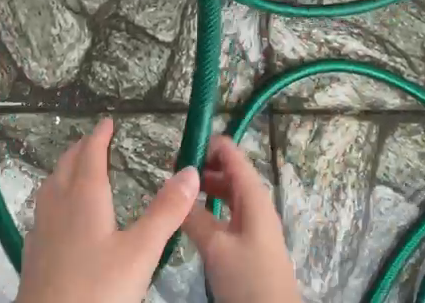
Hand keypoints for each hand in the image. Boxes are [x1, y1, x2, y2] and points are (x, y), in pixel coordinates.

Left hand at [17, 117, 202, 302]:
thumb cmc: (98, 289)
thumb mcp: (141, 252)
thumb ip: (165, 212)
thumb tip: (190, 170)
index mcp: (84, 195)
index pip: (90, 153)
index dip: (100, 135)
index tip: (108, 122)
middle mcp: (58, 203)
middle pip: (67, 164)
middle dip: (82, 149)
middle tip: (95, 142)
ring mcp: (41, 227)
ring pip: (51, 185)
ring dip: (65, 170)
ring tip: (77, 170)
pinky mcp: (33, 251)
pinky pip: (43, 210)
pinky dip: (54, 197)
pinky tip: (60, 217)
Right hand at [182, 135, 300, 302]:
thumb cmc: (249, 279)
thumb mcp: (216, 247)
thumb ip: (193, 216)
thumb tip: (174, 193)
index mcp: (252, 194)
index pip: (229, 151)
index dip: (204, 146)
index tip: (176, 156)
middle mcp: (256, 202)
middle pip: (227, 170)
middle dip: (200, 168)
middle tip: (169, 178)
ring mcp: (255, 223)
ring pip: (227, 193)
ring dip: (204, 190)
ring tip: (176, 198)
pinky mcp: (251, 242)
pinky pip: (228, 213)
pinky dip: (210, 209)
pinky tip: (192, 220)